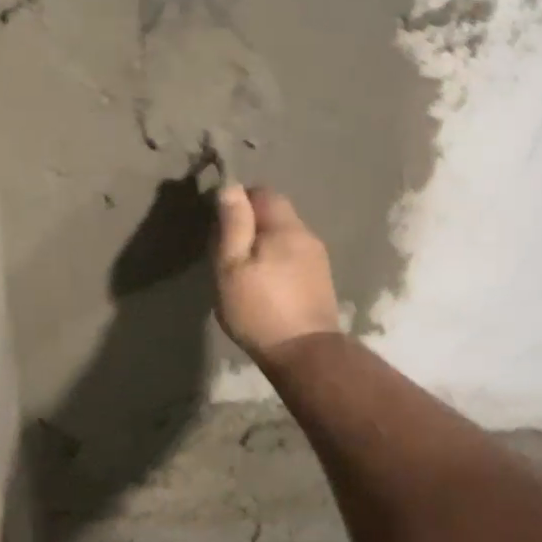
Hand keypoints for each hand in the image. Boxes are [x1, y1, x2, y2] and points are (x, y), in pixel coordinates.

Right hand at [213, 184, 342, 355]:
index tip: (220, 224)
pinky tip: (265, 284)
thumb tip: (230, 187)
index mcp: (285, 228)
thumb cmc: (258, 308)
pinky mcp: (320, 280)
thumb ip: (233, 224)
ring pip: (285, 236)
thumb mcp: (232, 265)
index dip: (239, 200)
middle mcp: (307, 236)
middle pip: (276, 213)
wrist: (304, 354)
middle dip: (250, 223)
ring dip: (264, 244)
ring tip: (244, 270)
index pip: (263, 192)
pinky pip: (293, 256)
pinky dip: (276, 260)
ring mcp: (318, 259)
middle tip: (227, 250)